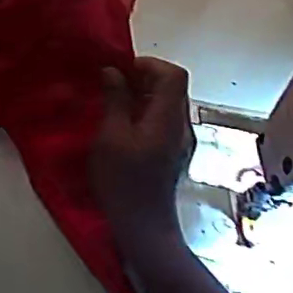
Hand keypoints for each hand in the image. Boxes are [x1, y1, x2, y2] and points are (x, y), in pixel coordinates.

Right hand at [89, 56, 195, 255]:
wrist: (143, 227)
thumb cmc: (123, 181)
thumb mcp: (110, 137)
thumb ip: (115, 101)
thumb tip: (113, 72)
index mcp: (169, 119)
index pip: (173, 75)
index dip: (147, 64)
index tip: (119, 70)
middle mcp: (182, 126)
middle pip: (172, 87)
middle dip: (142, 78)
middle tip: (110, 84)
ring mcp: (180, 141)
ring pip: (167, 104)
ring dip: (141, 95)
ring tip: (112, 102)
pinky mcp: (172, 153)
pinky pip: (162, 120)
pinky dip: (143, 112)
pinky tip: (121, 125)